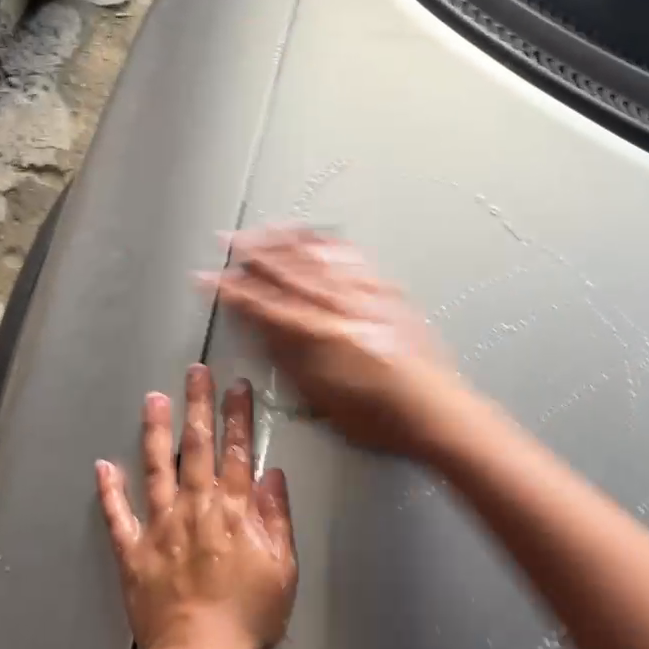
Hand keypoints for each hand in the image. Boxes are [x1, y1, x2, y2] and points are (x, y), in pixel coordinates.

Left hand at [96, 364, 296, 648]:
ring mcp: (160, 526)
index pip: (236, 452)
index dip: (238, 416)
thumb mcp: (282, 567)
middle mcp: (195, 507)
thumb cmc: (249, 614)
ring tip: (153, 398)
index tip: (237, 385)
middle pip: (197, 447)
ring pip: (157, 468)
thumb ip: (276, 517)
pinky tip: (102, 465)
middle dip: (198, 406)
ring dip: (155, 431)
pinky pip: (117, 516)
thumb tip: (271, 473)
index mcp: (233, 510)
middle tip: (195, 371)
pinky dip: (108, 491)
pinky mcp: (133, 551)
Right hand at [203, 225, 466, 458]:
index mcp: (318, 337)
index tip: (211, 279)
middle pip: (287, 273)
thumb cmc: (381, 420)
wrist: (438, 414)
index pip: (263, 305)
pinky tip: (320, 238)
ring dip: (287, 241)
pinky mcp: (388, 294)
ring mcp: (366, 298)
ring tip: (265, 228)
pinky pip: (352, 261)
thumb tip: (261, 332)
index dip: (232, 290)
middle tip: (229, 240)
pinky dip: (330, 246)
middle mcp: (340, 310)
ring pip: (317, 259)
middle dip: (254, 253)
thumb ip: (288, 361)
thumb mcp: (320, 400)